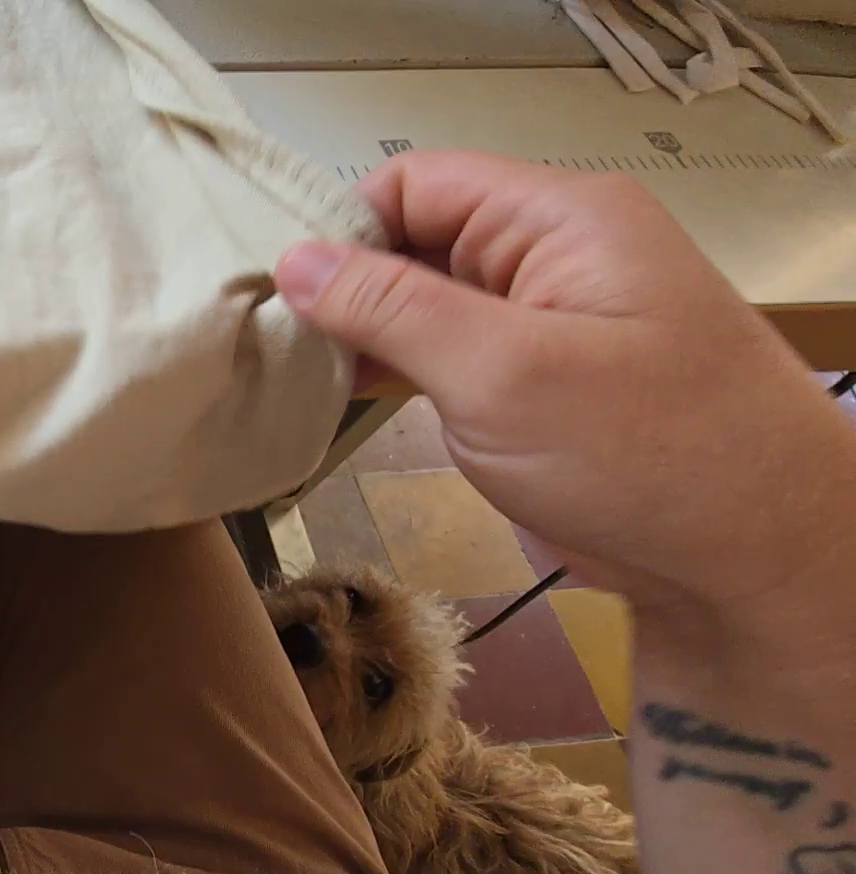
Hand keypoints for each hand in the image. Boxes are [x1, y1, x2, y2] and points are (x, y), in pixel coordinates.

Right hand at [273, 150, 855, 626]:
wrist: (738, 555)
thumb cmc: (638, 454)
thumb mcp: (500, 371)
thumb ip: (391, 309)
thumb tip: (294, 260)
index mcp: (554, 220)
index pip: (415, 184)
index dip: (342, 228)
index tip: (279, 293)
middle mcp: (538, 255)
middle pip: (407, 238)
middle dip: (335, 284)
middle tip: (269, 339)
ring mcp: (523, 319)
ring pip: (408, 298)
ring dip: (349, 330)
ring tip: (284, 369)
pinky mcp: (509, 375)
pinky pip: (424, 348)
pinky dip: (374, 365)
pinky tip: (328, 392)